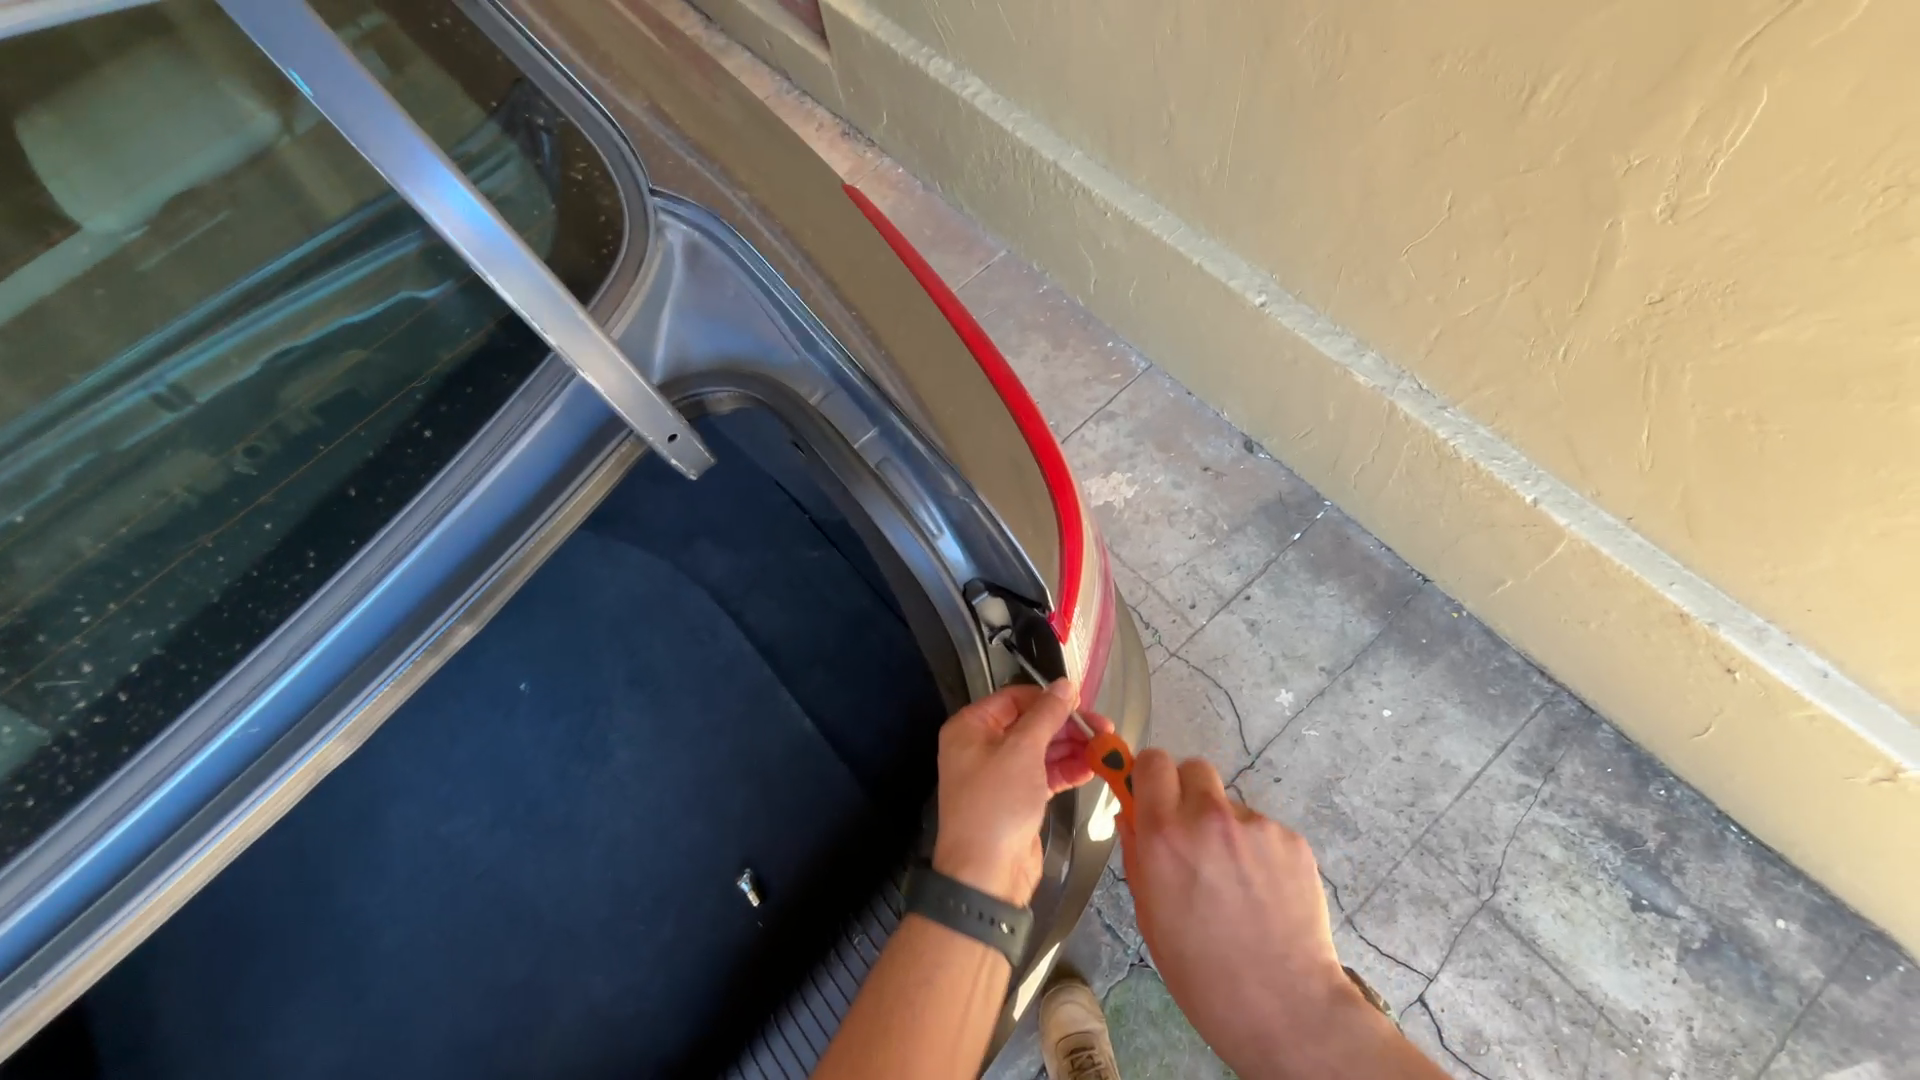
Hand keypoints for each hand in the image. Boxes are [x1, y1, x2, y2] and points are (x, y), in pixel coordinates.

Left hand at [932, 681, 1105, 905]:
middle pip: (1031, 723)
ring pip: (1041, 749)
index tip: (1083, 701)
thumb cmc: (997, 803)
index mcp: (970, 727)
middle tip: (1104, 728)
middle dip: (1066, 725)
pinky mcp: (1017, 797)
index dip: (1048, 698)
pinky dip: (1067, 770)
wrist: (987, 873)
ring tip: (1105, 748)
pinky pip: (1044, 774)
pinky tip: (1093, 769)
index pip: (1014, 698)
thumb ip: (1047, 714)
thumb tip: (1065, 684)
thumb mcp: (1023, 750)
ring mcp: (1000, 773)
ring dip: (1072, 748)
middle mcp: (981, 746)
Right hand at [1120, 751, 1381, 1077]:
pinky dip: (1258, 851)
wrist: (1284, 1006)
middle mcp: (1209, 816)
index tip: (1152, 796)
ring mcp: (1256, 826)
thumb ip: (1138, 853)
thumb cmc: (1200, 971)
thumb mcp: (1149, 912)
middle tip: (1191, 834)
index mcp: (1164, 833)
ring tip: (1235, 881)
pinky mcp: (1293, 840)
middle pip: (1194, 768)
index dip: (1150, 776)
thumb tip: (1133, 816)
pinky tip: (1263, 892)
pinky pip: (1263, 830)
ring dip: (1225, 828)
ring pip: (1230, 804)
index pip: (1152, 761)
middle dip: (1187, 793)